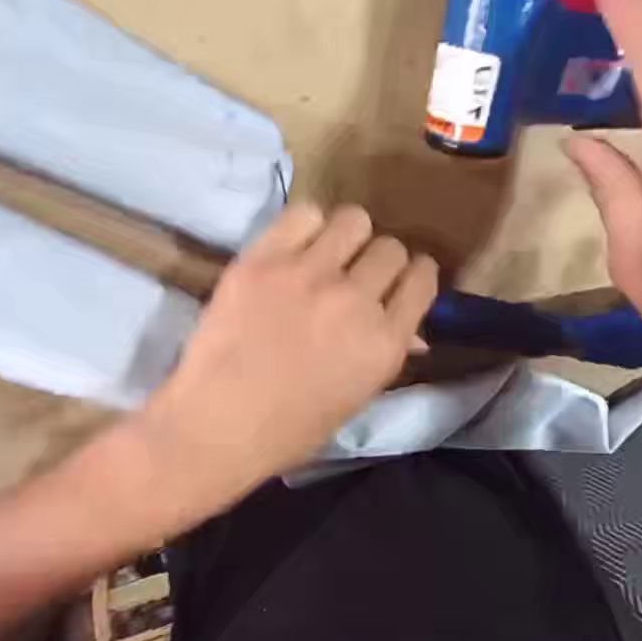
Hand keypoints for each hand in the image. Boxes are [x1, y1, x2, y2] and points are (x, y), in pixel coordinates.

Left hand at [118, 203, 437, 515]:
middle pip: (391, 249)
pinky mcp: (263, 260)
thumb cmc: (293, 427)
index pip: (423, 280)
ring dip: (350, 236)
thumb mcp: (358, 397)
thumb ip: (387, 352)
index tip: (404, 278)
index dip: (417, 275)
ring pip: (354, 221)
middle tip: (361, 274)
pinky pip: (304, 214)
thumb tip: (411, 331)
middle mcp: (355, 301)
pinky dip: (307, 227)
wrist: (218, 425)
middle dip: (383, 260)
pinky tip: (297, 248)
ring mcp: (309, 276)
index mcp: (385, 343)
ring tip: (331, 254)